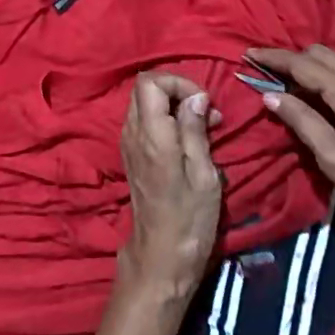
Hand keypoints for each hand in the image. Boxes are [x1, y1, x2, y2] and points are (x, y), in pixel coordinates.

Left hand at [118, 72, 222, 300]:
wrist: (161, 252)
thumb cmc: (190, 217)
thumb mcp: (204, 174)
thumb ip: (195, 130)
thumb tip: (196, 96)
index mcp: (150, 133)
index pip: (149, 81)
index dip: (177, 81)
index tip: (203, 102)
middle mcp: (131, 130)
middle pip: (144, 87)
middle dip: (176, 90)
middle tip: (208, 113)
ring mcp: (127, 140)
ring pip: (143, 102)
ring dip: (172, 105)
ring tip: (205, 127)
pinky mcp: (130, 151)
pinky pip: (144, 120)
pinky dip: (165, 119)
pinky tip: (189, 140)